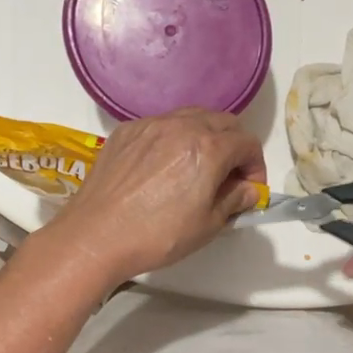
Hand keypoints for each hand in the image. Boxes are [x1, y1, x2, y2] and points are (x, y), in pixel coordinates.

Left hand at [50, 108, 266, 284]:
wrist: (96, 236)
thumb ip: (235, 200)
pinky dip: (175, 138)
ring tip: (200, 168)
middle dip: (235, 146)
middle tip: (229, 177)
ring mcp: (151, 125)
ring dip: (207, 137)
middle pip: (224, 122)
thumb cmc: (158, 236)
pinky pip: (162, 125)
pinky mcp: (127, 131)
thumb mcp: (208, 225)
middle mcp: (181, 126)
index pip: (248, 143)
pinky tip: (165, 167)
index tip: (250, 189)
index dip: (256, 166)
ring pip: (192, 116)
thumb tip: (247, 190)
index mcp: (208, 149)